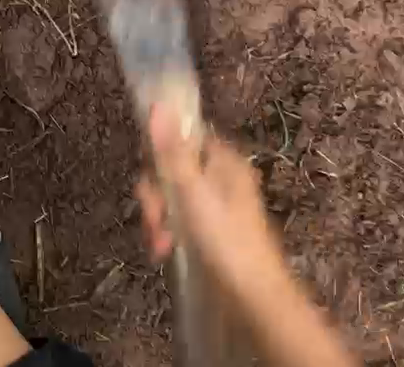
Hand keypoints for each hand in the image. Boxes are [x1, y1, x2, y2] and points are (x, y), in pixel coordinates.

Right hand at [134, 106, 356, 366]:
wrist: (256, 300)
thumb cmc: (226, 241)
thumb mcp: (192, 191)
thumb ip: (172, 150)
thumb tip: (158, 104)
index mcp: (223, 160)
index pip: (182, 134)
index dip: (159, 148)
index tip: (148, 168)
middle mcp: (219, 176)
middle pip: (171, 165)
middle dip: (155, 192)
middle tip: (155, 215)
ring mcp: (214, 203)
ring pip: (170, 193)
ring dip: (158, 216)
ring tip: (159, 241)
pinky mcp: (208, 228)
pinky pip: (177, 216)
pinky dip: (166, 230)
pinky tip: (163, 248)